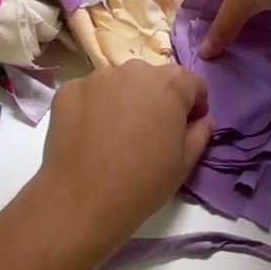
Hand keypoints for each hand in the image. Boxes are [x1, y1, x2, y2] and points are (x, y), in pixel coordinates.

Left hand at [33, 60, 211, 242]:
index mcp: (169, 83)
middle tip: (149, 134)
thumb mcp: (185, 162)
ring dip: (124, 101)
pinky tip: (91, 136)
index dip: (195, 106)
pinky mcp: (68, 90)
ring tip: (116, 135)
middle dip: (157, 100)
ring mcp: (96, 78)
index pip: (192, 84)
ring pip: (119, 84)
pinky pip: (89, 94)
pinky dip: (94, 108)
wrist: (83, 199)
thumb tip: (201, 120)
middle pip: (153, 80)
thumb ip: (200, 132)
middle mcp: (133, 70)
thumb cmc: (144, 182)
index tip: (187, 128)